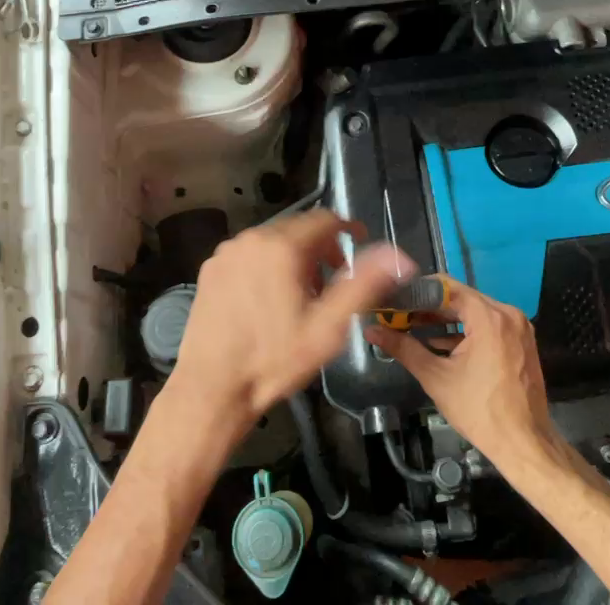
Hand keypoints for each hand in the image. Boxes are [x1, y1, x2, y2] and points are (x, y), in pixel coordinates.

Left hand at [167, 209, 412, 430]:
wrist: (212, 389)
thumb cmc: (273, 359)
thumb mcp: (327, 328)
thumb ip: (363, 285)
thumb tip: (399, 256)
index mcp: (281, 247)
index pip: (324, 219)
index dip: (347, 230)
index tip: (359, 244)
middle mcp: (250, 239)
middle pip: (297, 229)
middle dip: (320, 250)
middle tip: (331, 284)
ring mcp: (226, 253)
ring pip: (271, 242)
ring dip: (293, 258)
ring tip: (301, 297)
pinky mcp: (210, 270)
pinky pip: (248, 256)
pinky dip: (266, 267)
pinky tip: (268, 302)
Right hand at [365, 278, 559, 464]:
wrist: (524, 443)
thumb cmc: (479, 410)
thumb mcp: (436, 377)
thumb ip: (403, 348)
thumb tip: (371, 331)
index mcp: (489, 317)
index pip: (447, 287)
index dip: (417, 291)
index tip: (394, 299)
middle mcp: (507, 314)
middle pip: (461, 298)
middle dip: (429, 306)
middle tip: (399, 313)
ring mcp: (518, 327)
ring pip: (474, 312)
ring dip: (445, 319)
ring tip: (412, 326)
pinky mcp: (520, 341)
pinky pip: (488, 325)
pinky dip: (465, 331)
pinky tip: (439, 342)